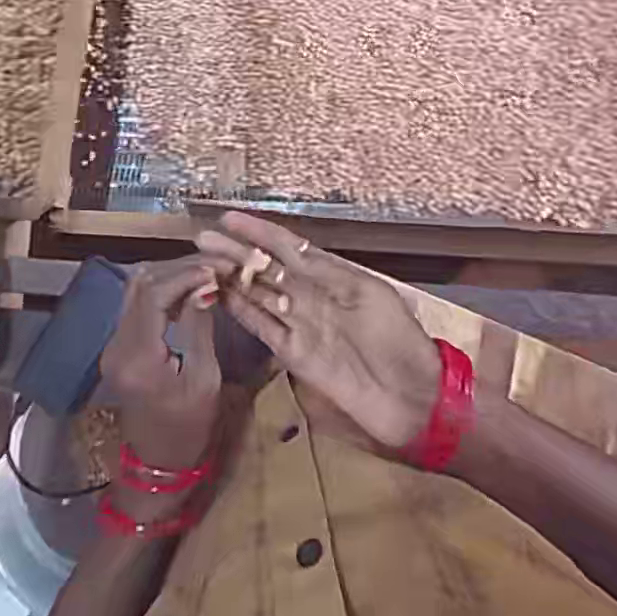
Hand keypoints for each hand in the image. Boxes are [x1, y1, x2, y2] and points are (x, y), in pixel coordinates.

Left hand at [100, 256, 223, 480]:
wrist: (158, 462)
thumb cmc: (189, 428)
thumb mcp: (205, 378)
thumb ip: (200, 326)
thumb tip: (206, 284)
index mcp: (137, 357)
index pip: (154, 296)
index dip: (185, 275)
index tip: (216, 269)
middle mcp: (117, 344)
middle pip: (141, 286)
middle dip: (179, 270)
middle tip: (215, 266)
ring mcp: (113, 342)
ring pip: (136, 290)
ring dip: (170, 276)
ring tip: (205, 273)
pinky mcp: (118, 343)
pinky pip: (136, 303)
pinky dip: (162, 290)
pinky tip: (187, 289)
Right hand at [197, 212, 440, 449]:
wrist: (414, 398)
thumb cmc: (397, 339)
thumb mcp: (367, 294)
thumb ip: (325, 273)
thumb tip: (290, 250)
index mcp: (331, 276)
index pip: (286, 246)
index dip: (258, 231)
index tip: (228, 217)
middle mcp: (309, 296)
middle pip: (265, 269)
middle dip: (235, 252)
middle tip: (202, 237)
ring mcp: (299, 324)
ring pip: (257, 295)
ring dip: (231, 278)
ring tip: (203, 261)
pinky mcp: (292, 353)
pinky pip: (261, 327)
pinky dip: (240, 311)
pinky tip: (220, 297)